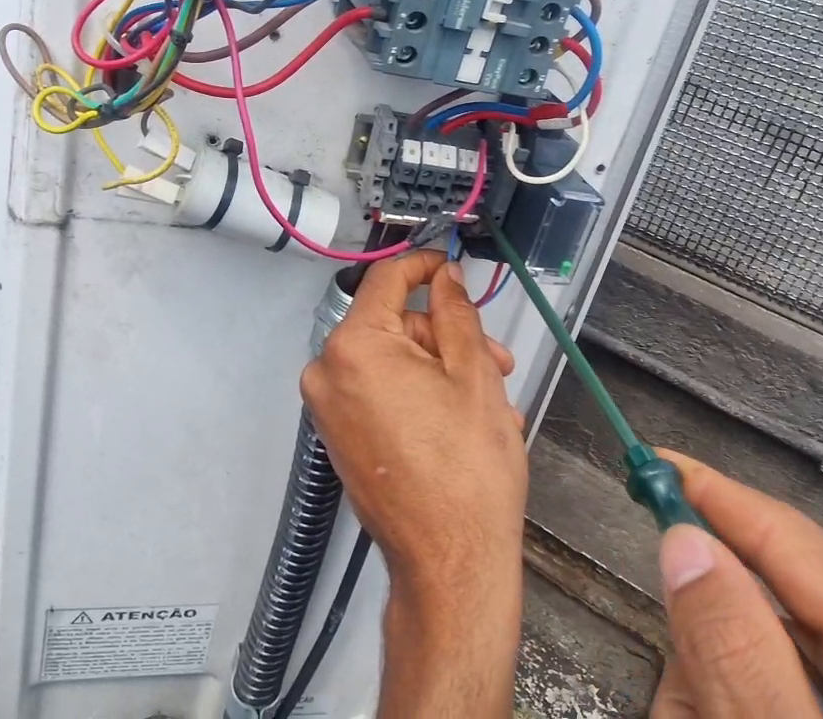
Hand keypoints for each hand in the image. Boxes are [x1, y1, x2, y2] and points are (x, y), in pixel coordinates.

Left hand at [300, 250, 524, 589]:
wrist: (450, 558)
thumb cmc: (464, 475)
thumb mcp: (474, 373)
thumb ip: (455, 312)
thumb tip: (445, 280)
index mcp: (355, 349)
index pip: (386, 280)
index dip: (423, 265)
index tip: (446, 264)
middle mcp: (329, 375)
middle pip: (392, 325)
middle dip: (446, 337)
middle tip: (493, 359)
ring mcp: (330, 409)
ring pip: (391, 361)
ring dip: (440, 369)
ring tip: (489, 401)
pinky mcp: (339, 436)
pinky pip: (380, 392)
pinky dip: (418, 393)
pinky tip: (461, 418)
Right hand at [652, 452, 822, 718]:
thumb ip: (739, 655)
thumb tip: (685, 544)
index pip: (791, 540)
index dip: (710, 493)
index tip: (644, 461)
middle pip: (777, 605)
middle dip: (709, 642)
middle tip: (686, 710)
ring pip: (779, 651)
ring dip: (722, 689)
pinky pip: (800, 689)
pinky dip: (752, 703)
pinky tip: (743, 718)